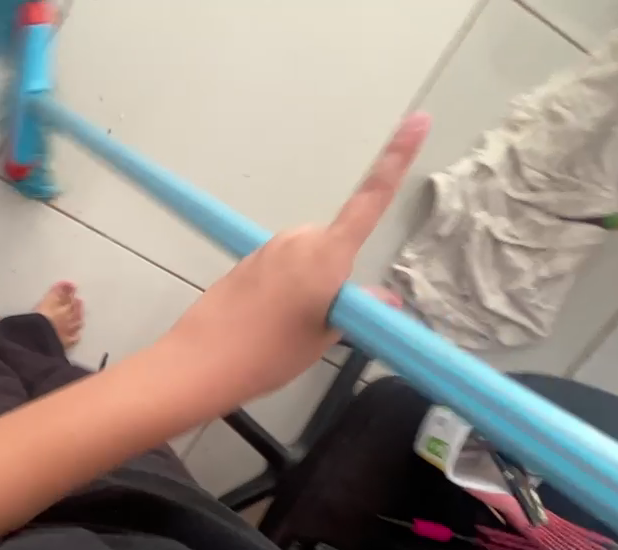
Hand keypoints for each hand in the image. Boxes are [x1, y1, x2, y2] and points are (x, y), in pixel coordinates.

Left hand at [155, 114, 429, 405]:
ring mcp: (265, 250)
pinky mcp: (241, 264)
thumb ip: (355, 311)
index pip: (371, 200)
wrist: (200, 362)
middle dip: (328, 273)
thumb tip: (383, 299)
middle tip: (311, 320)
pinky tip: (258, 324)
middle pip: (329, 245)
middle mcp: (296, 241)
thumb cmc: (267, 353)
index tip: (417, 120)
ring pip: (299, 259)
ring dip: (299, 283)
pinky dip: (275, 290)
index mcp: (327, 253)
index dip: (396, 160)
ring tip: (279, 329)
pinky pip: (273, 270)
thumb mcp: (322, 339)